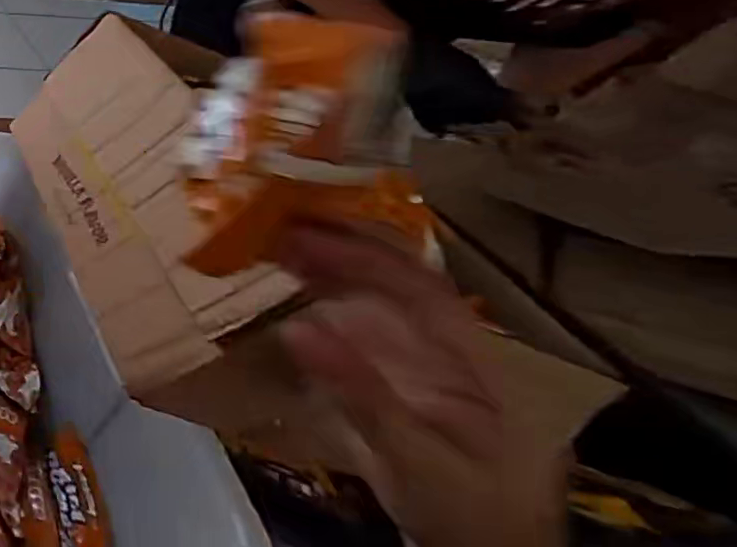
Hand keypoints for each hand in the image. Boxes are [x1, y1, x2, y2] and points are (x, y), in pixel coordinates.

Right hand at [277, 224, 567, 546]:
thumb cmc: (467, 508)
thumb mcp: (418, 456)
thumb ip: (360, 392)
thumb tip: (292, 326)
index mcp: (468, 354)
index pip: (415, 282)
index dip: (359, 250)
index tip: (301, 232)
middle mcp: (442, 342)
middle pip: (388, 277)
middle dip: (331, 247)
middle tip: (270, 228)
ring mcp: (415, 356)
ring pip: (367, 293)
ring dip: (320, 266)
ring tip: (268, 248)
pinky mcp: (387, 372)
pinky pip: (349, 322)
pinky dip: (315, 299)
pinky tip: (283, 292)